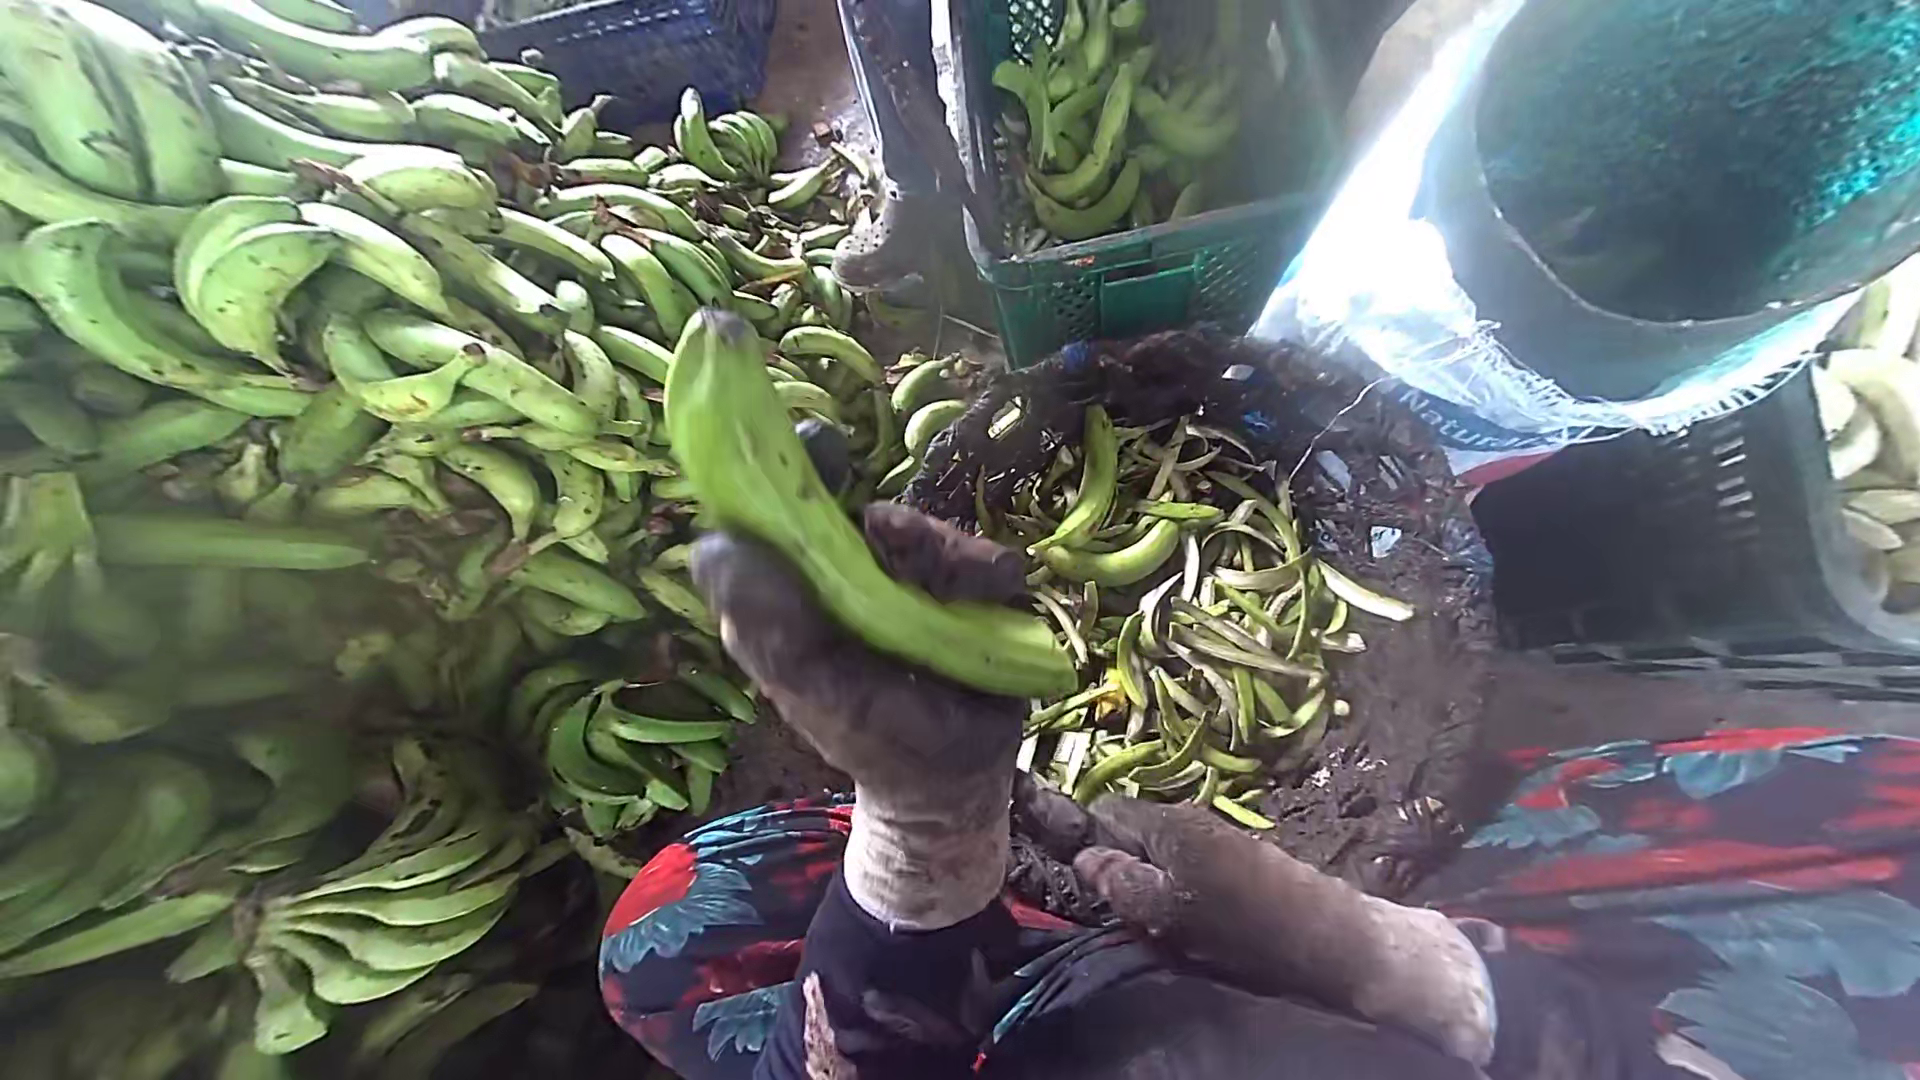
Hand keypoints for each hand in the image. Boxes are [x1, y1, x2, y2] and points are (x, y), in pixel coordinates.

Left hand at [690, 503, 1026, 794]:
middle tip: (896, 533)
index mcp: (807, 590)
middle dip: (889, 523)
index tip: (817, 448)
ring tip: (957, 598)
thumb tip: (716, 543)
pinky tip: (987, 600)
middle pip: (871, 512)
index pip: (790, 515)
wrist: (957, 774)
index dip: (796, 474)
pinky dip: (984, 572)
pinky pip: (983, 558)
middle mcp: (861, 572)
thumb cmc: (876, 738)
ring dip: (942, 554)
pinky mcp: (975, 588)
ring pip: (930, 532)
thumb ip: (769, 626)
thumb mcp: (816, 690)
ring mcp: (921, 577)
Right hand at [1014, 777, 1495, 1065]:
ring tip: (1157, 913)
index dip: (1085, 835)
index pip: (1103, 810)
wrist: (1337, 940)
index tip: (1082, 869)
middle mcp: (1183, 814)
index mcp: (1164, 823)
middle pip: (1128, 826)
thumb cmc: (1245, 931)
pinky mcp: (1232, 848)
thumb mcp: (1171, 917)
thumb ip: (1121, 884)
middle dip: (1118, 858)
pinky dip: (1173, 877)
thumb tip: (1084, 859)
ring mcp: (1210, 829)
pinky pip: (1182, 854)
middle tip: (1123, 903)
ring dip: (1147, 871)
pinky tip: (1189, 910)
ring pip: (1155, 843)